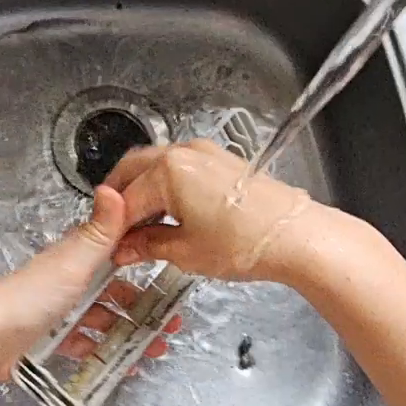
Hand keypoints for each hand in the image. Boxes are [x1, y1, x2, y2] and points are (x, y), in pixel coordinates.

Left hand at [0, 185, 175, 383]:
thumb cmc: (32, 297)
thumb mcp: (73, 261)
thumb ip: (100, 231)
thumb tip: (115, 187)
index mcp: (74, 257)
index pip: (115, 254)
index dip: (144, 264)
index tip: (173, 278)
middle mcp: (67, 281)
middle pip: (112, 292)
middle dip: (143, 307)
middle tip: (171, 325)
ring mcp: (58, 312)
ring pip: (101, 320)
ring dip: (129, 333)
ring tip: (155, 350)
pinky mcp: (49, 340)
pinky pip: (84, 344)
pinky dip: (104, 352)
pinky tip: (123, 365)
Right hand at [103, 141, 319, 281]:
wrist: (297, 237)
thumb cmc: (247, 242)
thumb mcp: (186, 251)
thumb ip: (148, 245)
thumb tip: (126, 249)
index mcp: (168, 171)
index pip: (125, 200)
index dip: (113, 227)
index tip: (109, 247)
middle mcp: (184, 153)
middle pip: (133, 170)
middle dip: (119, 199)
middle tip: (114, 231)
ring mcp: (205, 154)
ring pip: (156, 166)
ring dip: (141, 190)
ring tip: (141, 225)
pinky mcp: (222, 162)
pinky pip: (180, 168)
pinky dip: (164, 186)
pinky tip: (168, 213)